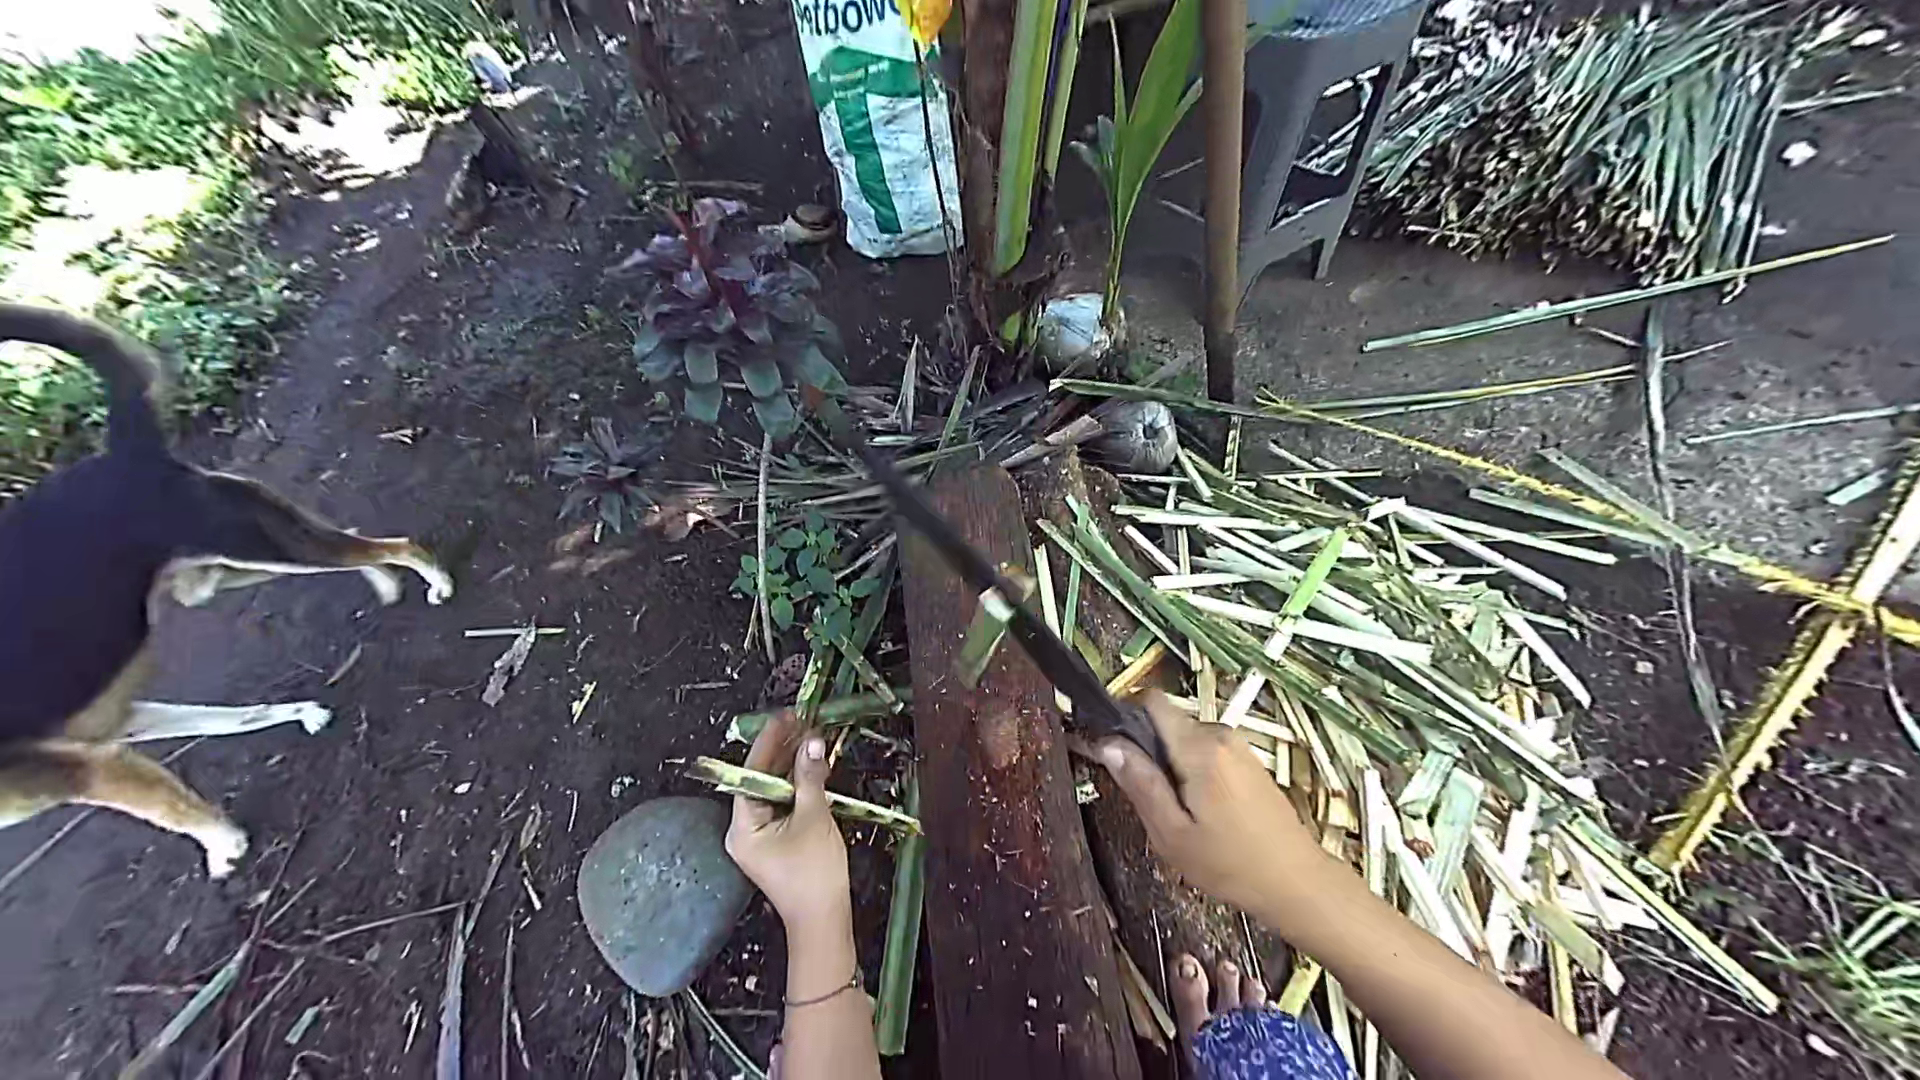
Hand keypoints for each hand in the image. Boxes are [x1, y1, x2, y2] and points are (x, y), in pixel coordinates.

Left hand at [725, 711, 851, 932]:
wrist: (824, 918)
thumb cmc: (813, 873)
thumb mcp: (813, 817)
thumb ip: (810, 777)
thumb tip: (812, 741)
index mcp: (743, 826)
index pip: (752, 772)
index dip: (770, 742)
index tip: (785, 717)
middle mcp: (746, 827)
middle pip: (763, 777)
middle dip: (784, 749)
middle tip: (803, 720)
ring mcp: (762, 832)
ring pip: (777, 787)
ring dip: (795, 762)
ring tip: (812, 734)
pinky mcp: (780, 836)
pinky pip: (787, 800)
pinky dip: (801, 781)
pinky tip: (816, 762)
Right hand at [1097, 690, 1336, 917]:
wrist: (1300, 885)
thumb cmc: (1231, 865)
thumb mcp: (1172, 833)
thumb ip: (1140, 783)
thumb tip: (1107, 743)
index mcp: (1199, 747)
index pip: (1151, 701)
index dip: (1126, 717)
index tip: (1115, 750)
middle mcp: (1219, 733)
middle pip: (1165, 721)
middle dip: (1148, 749)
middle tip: (1149, 797)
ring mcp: (1237, 744)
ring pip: (1182, 737)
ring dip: (1169, 762)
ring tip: (1177, 809)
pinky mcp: (1247, 758)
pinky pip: (1203, 748)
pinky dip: (1190, 768)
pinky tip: (1201, 808)